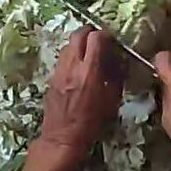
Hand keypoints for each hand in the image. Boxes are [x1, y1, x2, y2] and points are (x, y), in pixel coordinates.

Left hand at [35, 27, 123, 170]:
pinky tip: (79, 67)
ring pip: (68, 44)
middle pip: (78, 34)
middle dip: (90, 32)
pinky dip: (72, 55)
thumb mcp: (111, 101)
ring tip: (89, 53)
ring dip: (79, 43)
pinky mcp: (51, 77)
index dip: (105, 35)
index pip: (96, 38)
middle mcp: (72, 66)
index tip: (112, 40)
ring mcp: (59, 70)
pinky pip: (62, 58)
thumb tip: (119, 60)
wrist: (62, 138)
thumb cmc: (91, 123)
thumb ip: (116, 77)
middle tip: (99, 39)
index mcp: (89, 72)